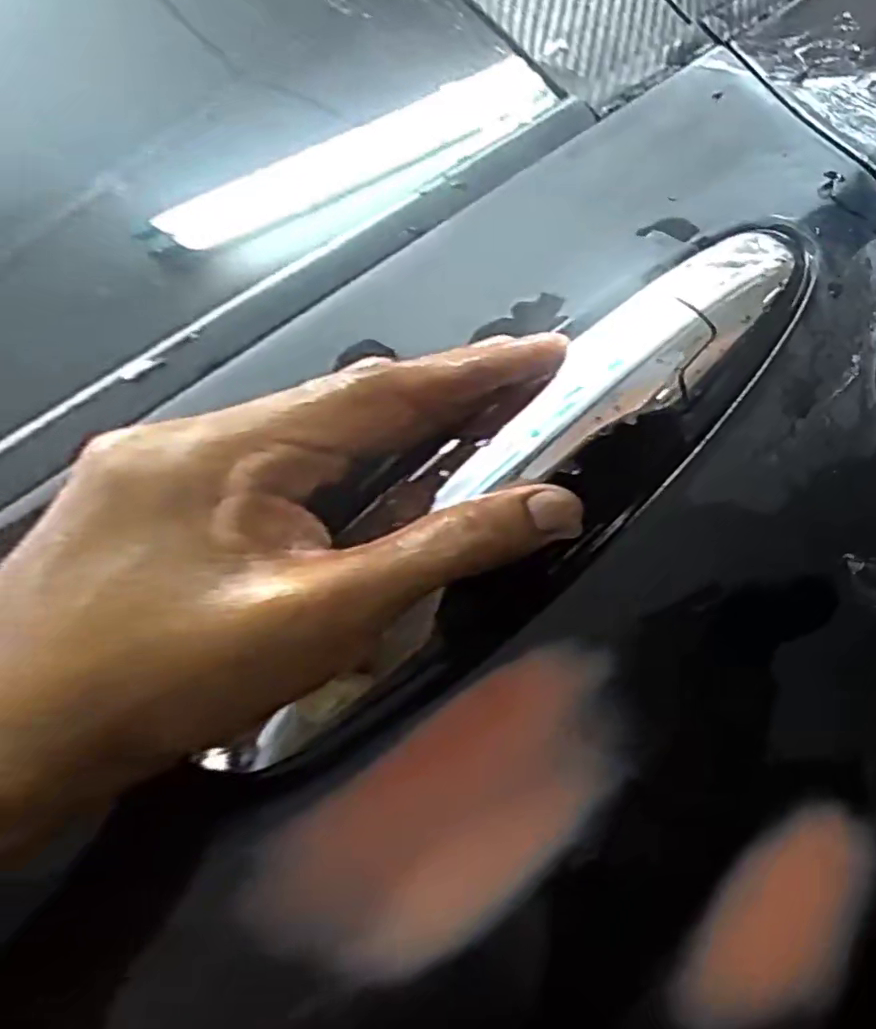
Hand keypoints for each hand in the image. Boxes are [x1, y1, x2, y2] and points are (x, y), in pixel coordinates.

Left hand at [0, 336, 583, 849]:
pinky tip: (411, 476)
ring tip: (495, 419)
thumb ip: (452, 548)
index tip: (550, 350)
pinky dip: (378, 463)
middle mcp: (202, 443)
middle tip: (537, 380)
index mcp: (229, 452)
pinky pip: (306, 467)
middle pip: (358, 402)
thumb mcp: (333, 611)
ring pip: (332, 433)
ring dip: (419, 426)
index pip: (383, 390)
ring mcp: (184, 473)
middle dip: (456, 389)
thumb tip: (558, 506)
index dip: (478, 368)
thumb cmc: (164, 677)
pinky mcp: (182, 507)